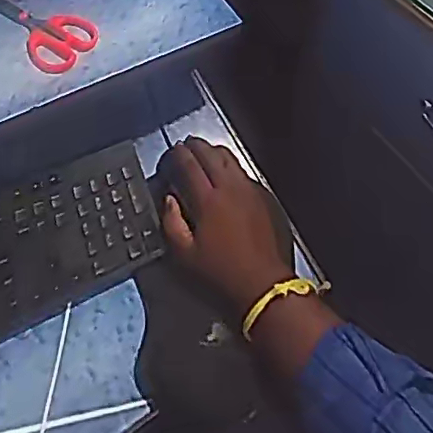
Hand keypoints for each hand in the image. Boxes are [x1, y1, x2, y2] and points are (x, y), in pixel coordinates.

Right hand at [158, 138, 294, 313]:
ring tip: (205, 153)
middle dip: (196, 146)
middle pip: (211, 154)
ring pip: (230, 159)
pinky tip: (227, 175)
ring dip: (215, 152)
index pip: (189, 165)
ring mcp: (249, 191)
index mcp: (208, 200)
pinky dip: (231, 167)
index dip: (178, 154)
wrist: (264, 286)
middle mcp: (230, 189)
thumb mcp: (185, 256)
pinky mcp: (264, 198)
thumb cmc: (221, 274)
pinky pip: (244, 172)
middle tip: (186, 145)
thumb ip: (171, 223)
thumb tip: (169, 200)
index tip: (173, 151)